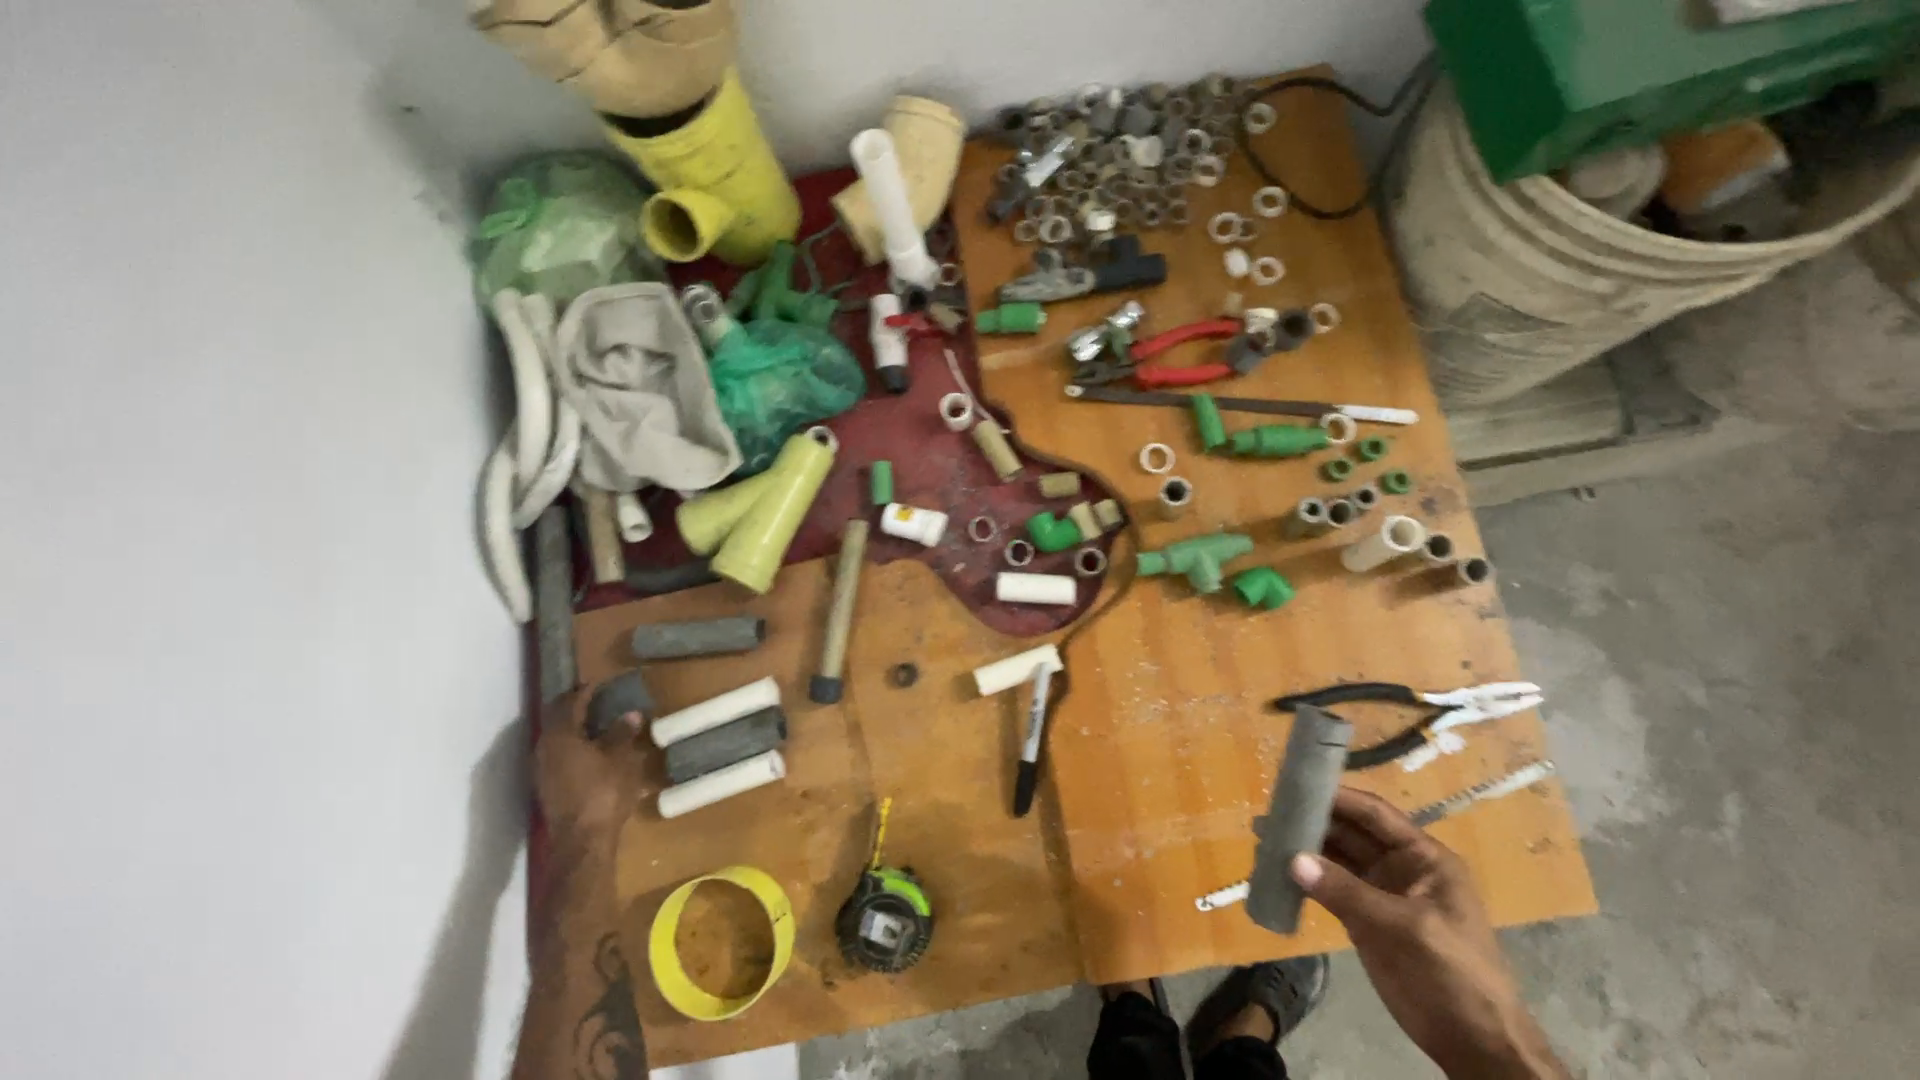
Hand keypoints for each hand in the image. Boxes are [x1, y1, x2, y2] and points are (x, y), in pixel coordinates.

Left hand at [533, 692, 641, 856]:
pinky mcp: (545, 787)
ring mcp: (541, 769)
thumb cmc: (604, 792)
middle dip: (574, 708)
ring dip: (572, 728)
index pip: (569, 703)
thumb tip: (630, 714)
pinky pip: (556, 755)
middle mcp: (543, 748)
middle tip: (596, 700)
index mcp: (560, 735)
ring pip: (555, 739)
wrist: (582, 841)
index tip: (599, 684)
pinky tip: (588, 752)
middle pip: (556, 719)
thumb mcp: (620, 759)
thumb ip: (622, 734)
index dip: (584, 691)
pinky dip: (571, 747)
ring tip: (595, 724)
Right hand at [1291, 789, 1567, 1079]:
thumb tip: (1292, 859)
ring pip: (1335, 859)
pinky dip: (1305, 880)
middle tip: (1269, 813)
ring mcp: (1380, 894)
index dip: (1339, 796)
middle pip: (1350, 833)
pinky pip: (1329, 889)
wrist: (1474, 1040)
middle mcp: (1400, 867)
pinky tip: (1277, 872)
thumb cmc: (1455, 972)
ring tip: (1263, 838)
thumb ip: (1348, 892)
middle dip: (1313, 821)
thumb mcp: (1406, 927)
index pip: (1375, 814)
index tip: (1297, 784)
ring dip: (1304, 849)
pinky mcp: (1364, 921)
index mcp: (1424, 858)